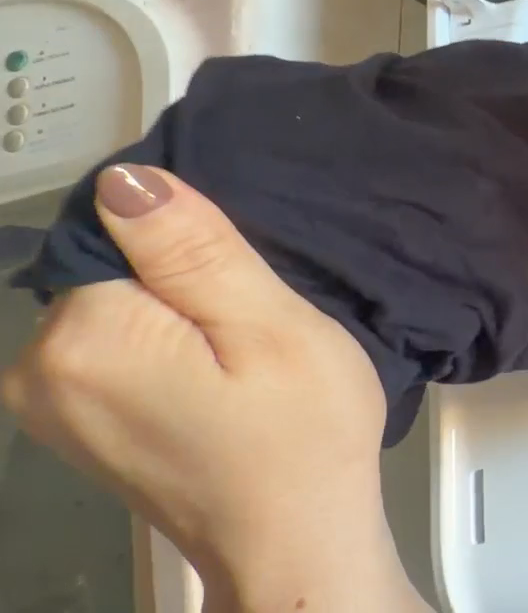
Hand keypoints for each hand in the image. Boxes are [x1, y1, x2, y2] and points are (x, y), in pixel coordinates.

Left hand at [1, 165, 426, 611]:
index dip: (193, 238)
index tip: (253, 273)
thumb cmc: (301, 426)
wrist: (296, 531)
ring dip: (186, 309)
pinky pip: (118, 348)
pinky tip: (226, 369)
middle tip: (267, 316)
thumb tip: (128, 183)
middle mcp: (38, 372)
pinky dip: (172, 342)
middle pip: (114, 272)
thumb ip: (198, 255)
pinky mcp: (80, 426)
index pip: (115, 235)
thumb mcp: (272, 328)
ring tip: (254, 344)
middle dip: (192, 274)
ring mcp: (51, 408)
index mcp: (83, 340)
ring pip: (121, 310)